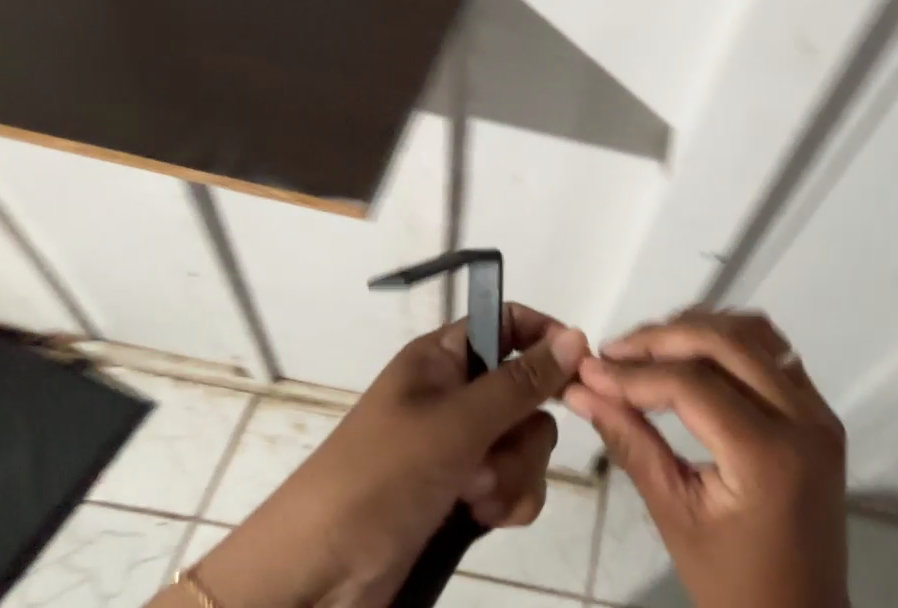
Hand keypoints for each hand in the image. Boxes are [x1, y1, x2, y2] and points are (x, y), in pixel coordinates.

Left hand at [185, 305, 587, 607]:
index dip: (545, 337)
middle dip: (522, 432)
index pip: (507, 322)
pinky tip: (483, 518)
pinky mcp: (462, 492)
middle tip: (489, 454)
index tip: (578, 368)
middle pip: (527, 391)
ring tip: (475, 497)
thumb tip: (578, 336)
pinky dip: (507, 499)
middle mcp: (455, 395)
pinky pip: (514, 482)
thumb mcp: (457, 422)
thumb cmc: (382, 476)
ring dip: (513, 473)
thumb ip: (522, 381)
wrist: (319, 575)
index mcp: (442, 358)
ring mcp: (459, 446)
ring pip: (525, 442)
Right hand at [564, 310, 846, 607]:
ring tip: (649, 348)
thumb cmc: (732, 583)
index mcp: (769, 456)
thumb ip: (631, 443)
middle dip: (663, 339)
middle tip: (614, 352)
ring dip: (700, 329)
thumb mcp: (674, 516)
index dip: (635, 372)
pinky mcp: (820, 412)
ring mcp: (819, 412)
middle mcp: (805, 420)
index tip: (590, 370)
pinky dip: (732, 341)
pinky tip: (694, 354)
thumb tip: (582, 390)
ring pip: (755, 335)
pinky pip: (775, 353)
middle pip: (726, 343)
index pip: (692, 385)